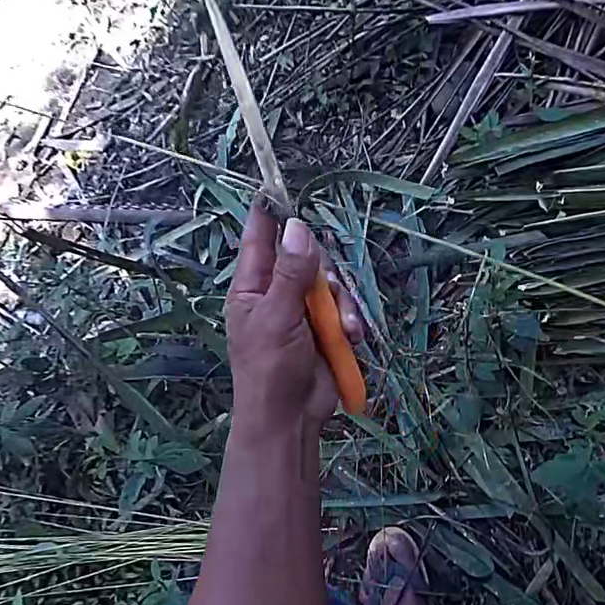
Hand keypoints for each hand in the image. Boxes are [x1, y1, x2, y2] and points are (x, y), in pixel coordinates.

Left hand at [226, 196, 363, 429]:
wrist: (290, 418)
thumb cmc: (270, 368)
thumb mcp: (277, 316)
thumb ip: (291, 273)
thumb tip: (298, 227)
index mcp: (253, 288)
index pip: (260, 240)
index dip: (270, 214)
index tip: (277, 186)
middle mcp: (278, 295)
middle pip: (308, 260)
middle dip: (325, 275)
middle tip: (328, 289)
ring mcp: (304, 314)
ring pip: (332, 287)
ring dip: (343, 306)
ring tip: (345, 329)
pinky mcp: (327, 332)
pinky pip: (345, 312)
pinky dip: (351, 323)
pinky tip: (351, 338)